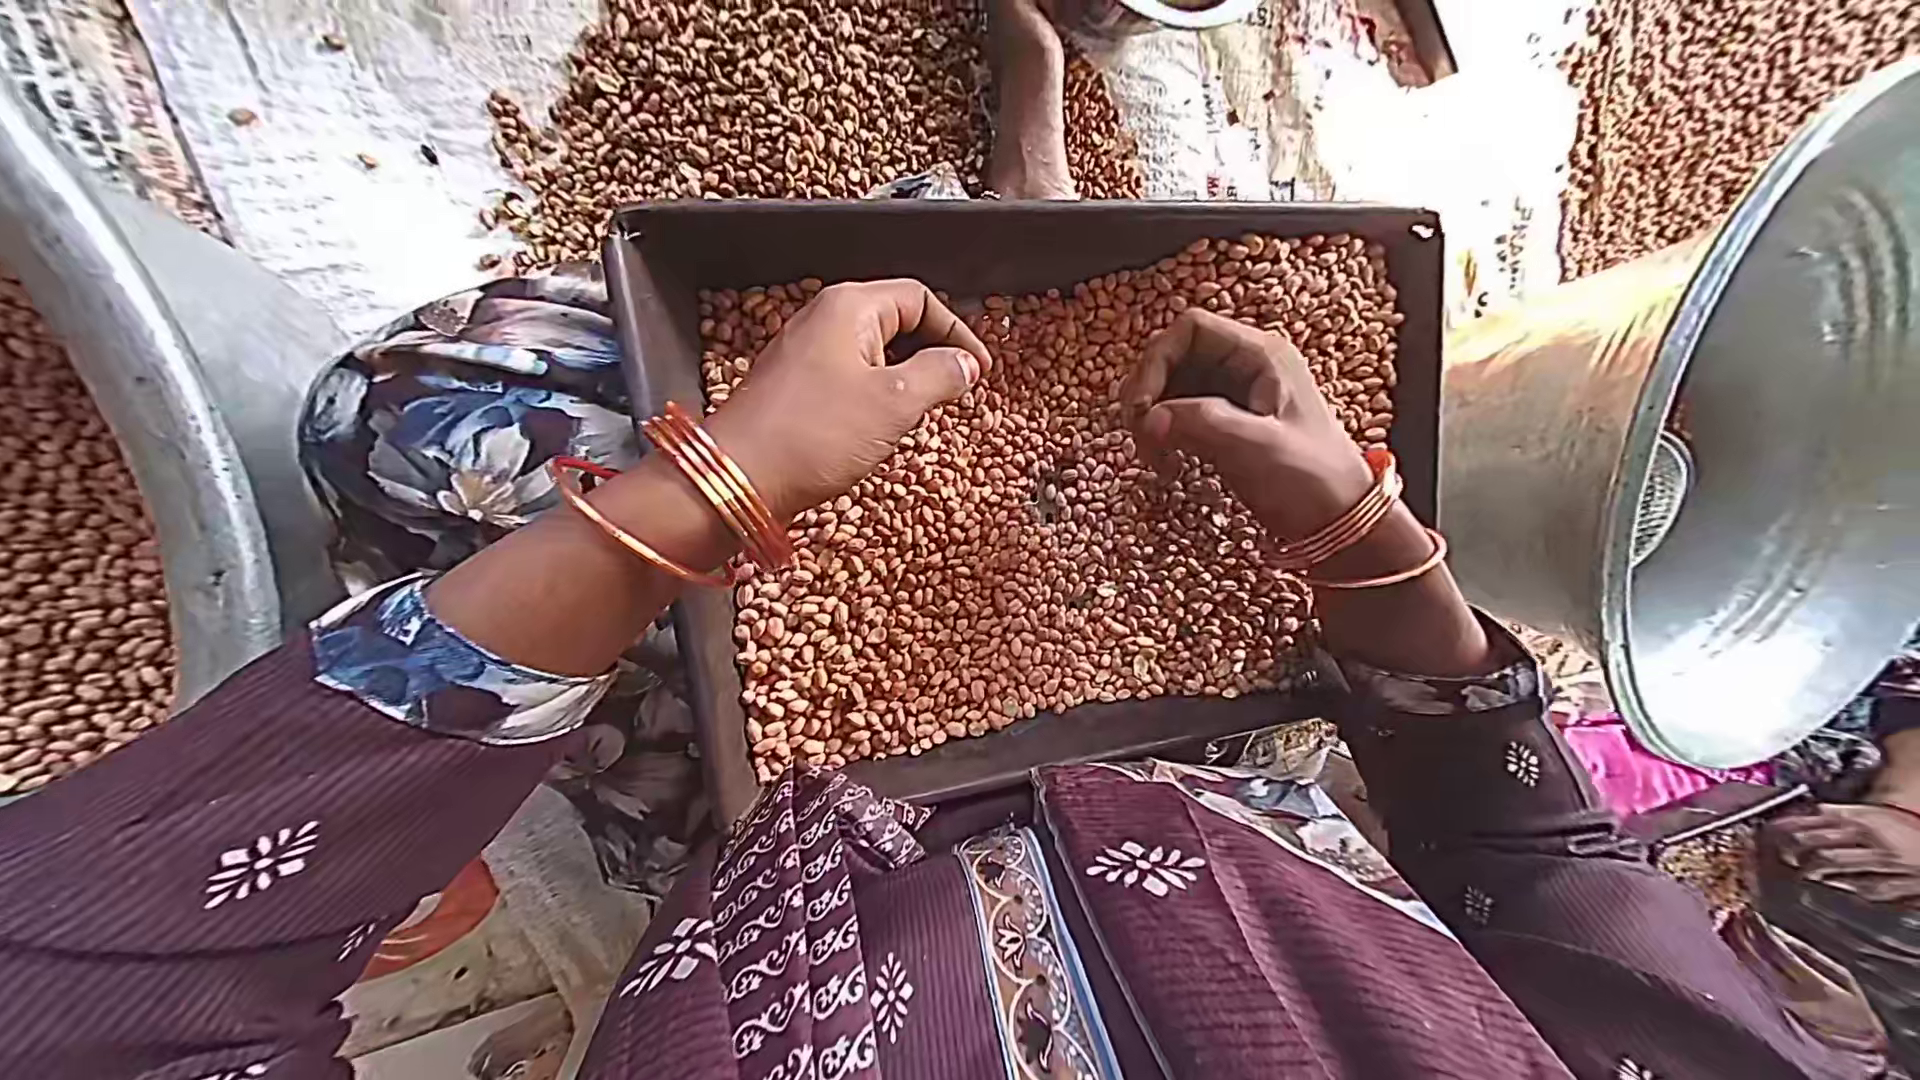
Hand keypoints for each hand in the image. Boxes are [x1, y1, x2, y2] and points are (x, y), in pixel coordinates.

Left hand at [702, 280, 992, 521]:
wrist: (740, 478)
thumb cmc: (814, 435)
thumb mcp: (894, 402)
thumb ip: (940, 375)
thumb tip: (966, 364)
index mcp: (850, 308)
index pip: (919, 299)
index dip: (957, 333)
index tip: (978, 370)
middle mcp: (824, 321)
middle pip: (897, 323)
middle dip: (933, 354)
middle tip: (956, 390)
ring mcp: (807, 355)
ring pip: (874, 355)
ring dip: (907, 379)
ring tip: (924, 412)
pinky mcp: (798, 389)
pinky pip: (851, 380)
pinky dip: (878, 397)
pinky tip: (882, 428)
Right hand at [1119, 308, 1369, 539]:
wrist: (1338, 520)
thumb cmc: (1311, 479)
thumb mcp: (1259, 447)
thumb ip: (1202, 424)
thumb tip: (1147, 417)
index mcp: (1259, 355)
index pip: (1189, 330)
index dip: (1156, 361)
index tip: (1140, 406)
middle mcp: (1241, 367)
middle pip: (1171, 359)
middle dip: (1147, 394)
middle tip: (1141, 436)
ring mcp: (1229, 396)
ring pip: (1168, 390)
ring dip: (1149, 419)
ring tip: (1153, 457)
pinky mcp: (1220, 424)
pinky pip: (1175, 417)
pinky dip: (1160, 437)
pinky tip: (1164, 464)